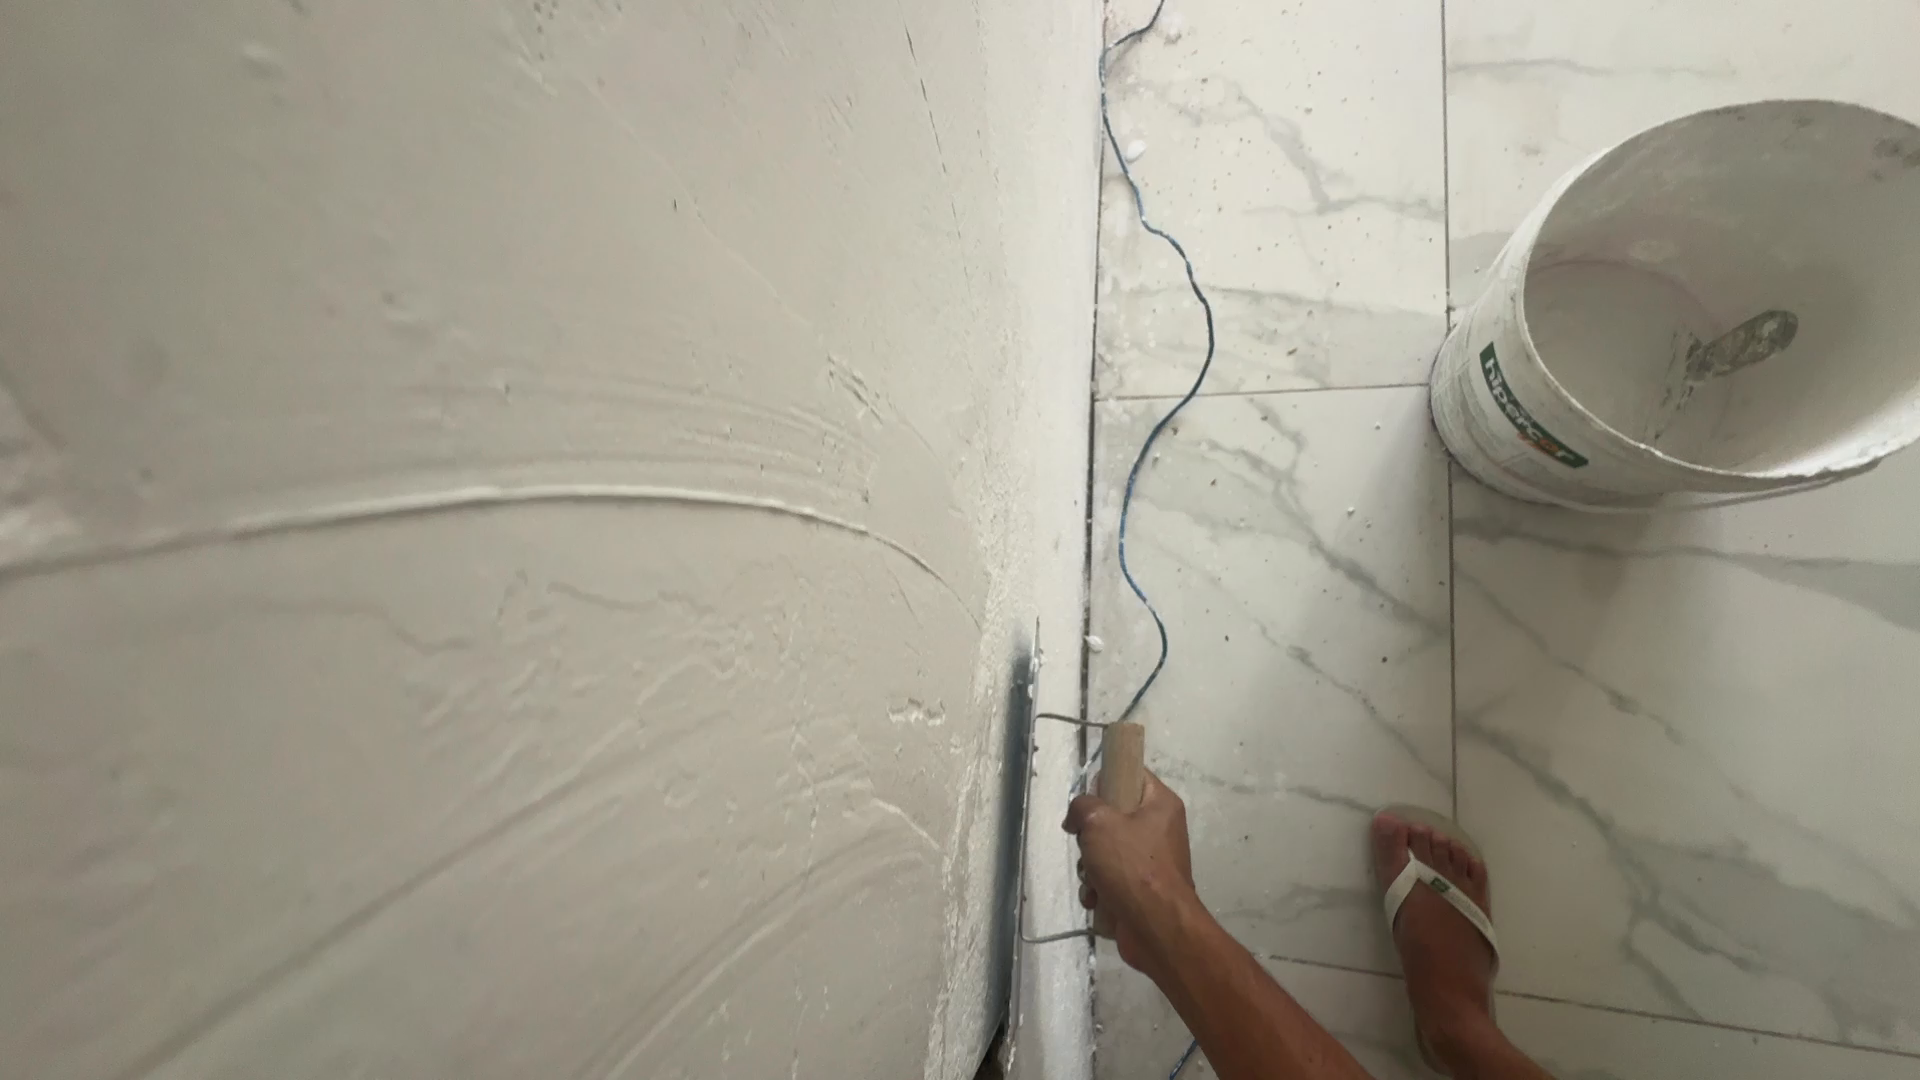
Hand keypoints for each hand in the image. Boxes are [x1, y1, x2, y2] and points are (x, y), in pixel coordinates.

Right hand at [1063, 770, 1198, 977]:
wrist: (1157, 930)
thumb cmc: (1132, 865)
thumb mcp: (1098, 821)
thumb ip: (1081, 806)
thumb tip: (1076, 820)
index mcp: (1161, 804)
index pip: (1131, 774)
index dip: (1107, 780)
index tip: (1090, 797)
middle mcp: (1160, 829)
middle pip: (1113, 816)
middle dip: (1090, 835)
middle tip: (1087, 843)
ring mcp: (1152, 862)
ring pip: (1107, 850)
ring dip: (1090, 866)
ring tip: (1092, 878)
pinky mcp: (1142, 890)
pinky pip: (1111, 878)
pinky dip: (1099, 889)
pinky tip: (1096, 899)